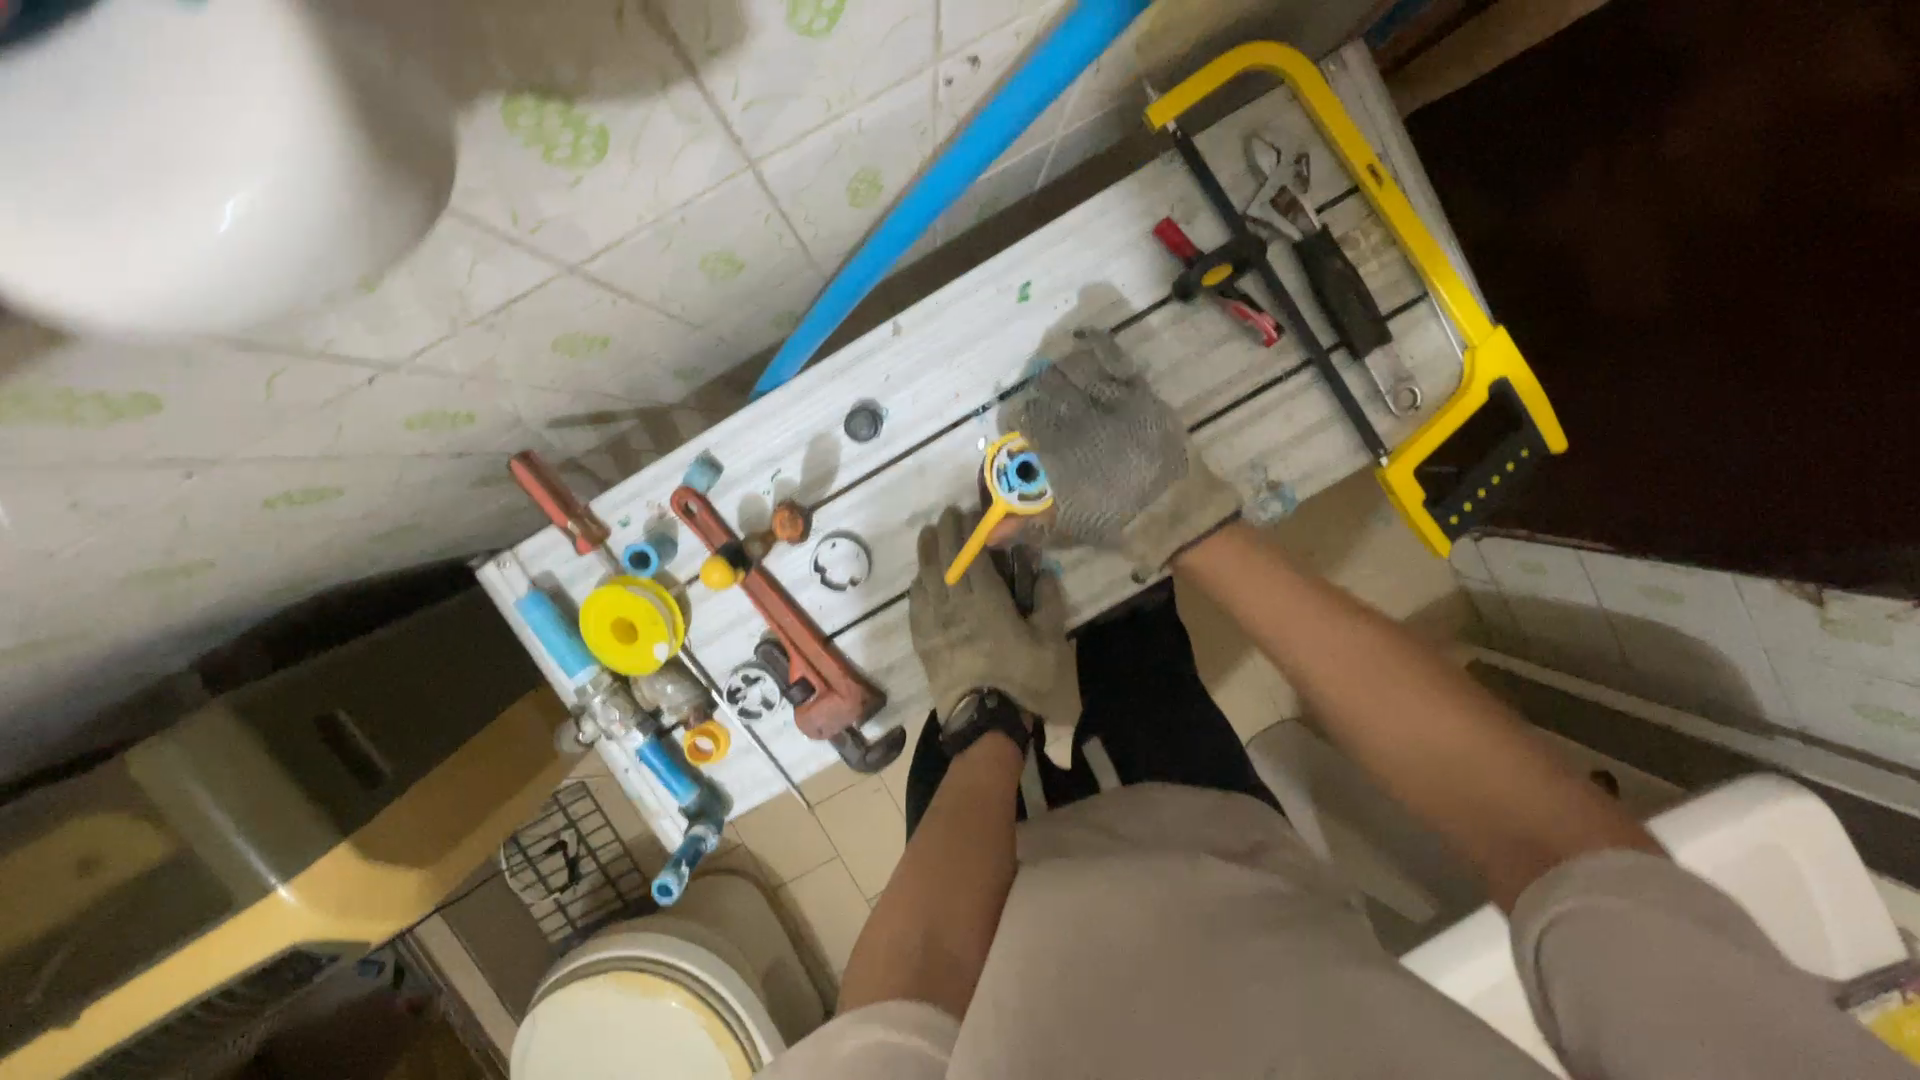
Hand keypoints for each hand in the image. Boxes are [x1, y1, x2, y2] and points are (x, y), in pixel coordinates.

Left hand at [908, 507, 1079, 739]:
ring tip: (927, 535)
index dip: (967, 532)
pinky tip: (918, 579)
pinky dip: (917, 587)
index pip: (971, 556)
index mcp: (987, 603)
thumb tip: (1044, 573)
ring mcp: (936, 627)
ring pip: (925, 581)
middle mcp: (956, 608)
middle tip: (946, 515)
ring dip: (926, 554)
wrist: (986, 723)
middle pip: (945, 562)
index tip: (966, 513)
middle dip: (945, 534)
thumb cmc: (1024, 682)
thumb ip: (1049, 603)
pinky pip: (916, 608)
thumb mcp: (1051, 642)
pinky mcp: (925, 646)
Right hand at [1002, 327, 1240, 574]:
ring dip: (1058, 368)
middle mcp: (1078, 418)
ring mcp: (1109, 399)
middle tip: (1038, 402)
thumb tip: (989, 535)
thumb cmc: (1118, 524)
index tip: (1016, 428)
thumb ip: (1026, 527)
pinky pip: (1112, 355)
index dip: (1014, 419)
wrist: (1173, 511)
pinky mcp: (1137, 391)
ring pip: (1072, 367)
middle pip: (1044, 387)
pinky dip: (1094, 342)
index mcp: (1057, 449)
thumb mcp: (1067, 531)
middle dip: (1035, 392)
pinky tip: (1080, 338)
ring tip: (1056, 376)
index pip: (1022, 417)